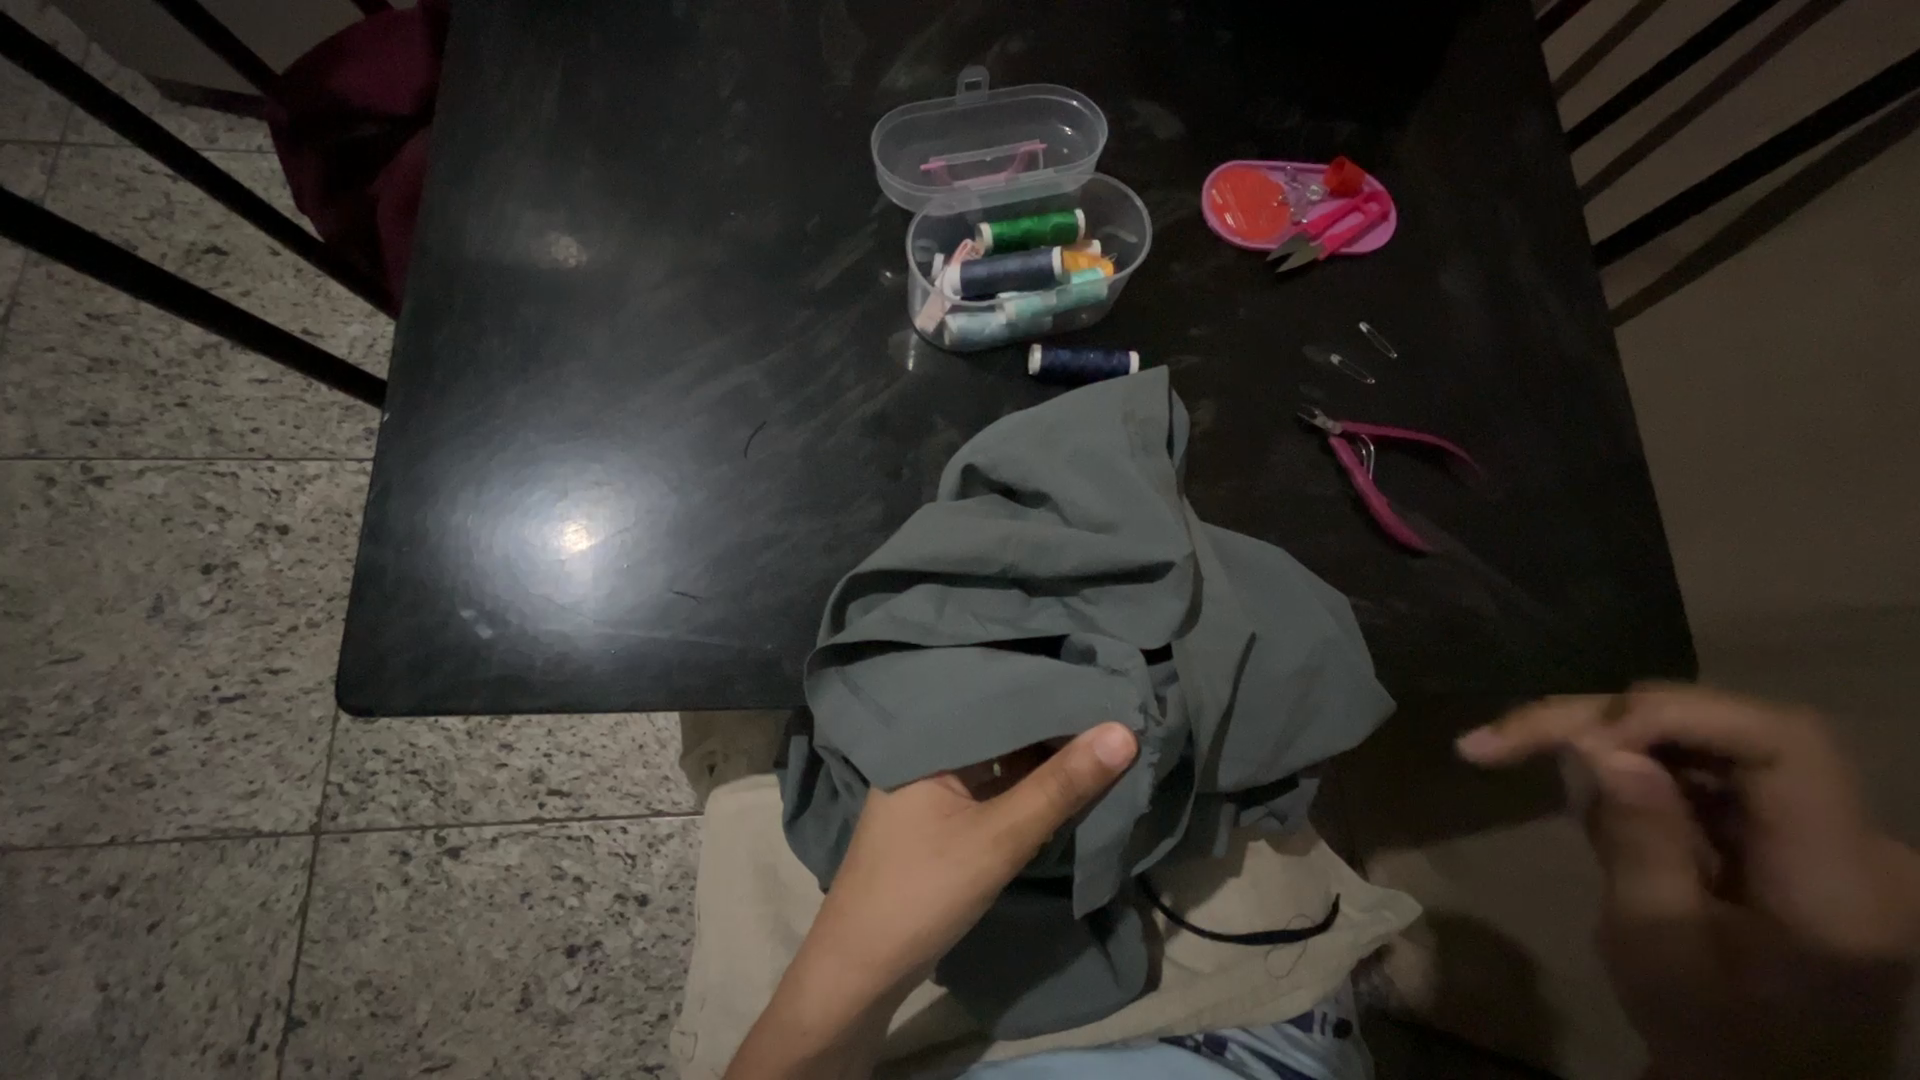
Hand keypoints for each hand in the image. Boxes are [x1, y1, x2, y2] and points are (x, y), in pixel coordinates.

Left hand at [725, 722, 1138, 1078]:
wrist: (862, 969)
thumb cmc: (922, 891)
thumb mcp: (998, 838)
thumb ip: (1060, 786)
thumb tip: (1125, 730)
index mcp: (928, 736)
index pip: (996, 694)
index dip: (1048, 686)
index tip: (1103, 674)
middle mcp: (929, 750)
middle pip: (1000, 724)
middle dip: (1052, 720)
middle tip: (1114, 699)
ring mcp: (935, 785)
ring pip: (1000, 756)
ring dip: (1043, 754)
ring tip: (1104, 730)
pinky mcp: (944, 815)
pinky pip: (994, 784)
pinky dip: (1027, 783)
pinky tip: (1067, 776)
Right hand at [1458, 684, 1919, 1079]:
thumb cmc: (1707, 1030)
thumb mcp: (1656, 946)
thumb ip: (1638, 842)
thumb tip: (1600, 747)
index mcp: (1842, 880)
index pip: (1781, 744)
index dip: (1673, 716)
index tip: (1575, 739)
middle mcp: (1853, 837)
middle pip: (1726, 728)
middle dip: (1606, 720)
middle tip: (1497, 737)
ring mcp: (1824, 828)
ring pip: (1703, 736)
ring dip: (1603, 735)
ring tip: (1510, 751)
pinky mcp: (1785, 827)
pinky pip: (1701, 765)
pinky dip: (1626, 762)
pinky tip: (1581, 786)